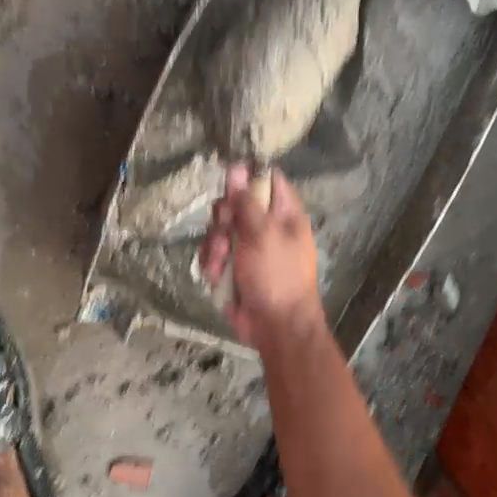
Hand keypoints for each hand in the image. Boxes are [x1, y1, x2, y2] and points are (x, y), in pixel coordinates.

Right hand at [200, 164, 322, 348]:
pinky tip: (217, 275)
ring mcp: (248, 249)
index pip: (267, 180)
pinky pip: (213, 255)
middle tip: (226, 228)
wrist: (276, 327)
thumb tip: (237, 168)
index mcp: (284, 214)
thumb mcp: (263, 233)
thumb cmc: (278, 275)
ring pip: (220, 230)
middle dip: (224, 217)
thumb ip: (246, 201)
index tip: (228, 178)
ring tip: (221, 260)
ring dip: (215, 245)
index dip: (247, 175)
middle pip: (236, 204)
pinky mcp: (232, 269)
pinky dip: (212, 264)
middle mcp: (266, 228)